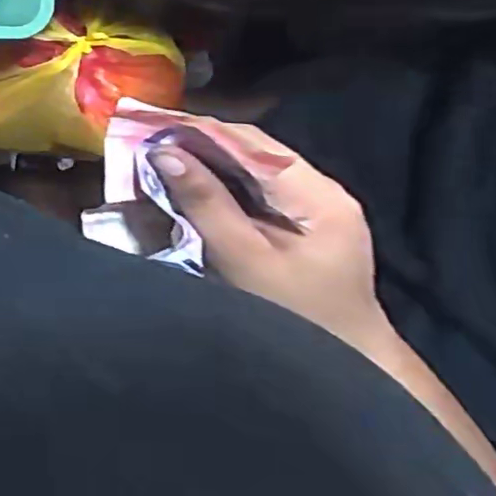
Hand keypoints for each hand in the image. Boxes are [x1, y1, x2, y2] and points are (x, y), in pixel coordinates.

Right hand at [149, 123, 396, 354]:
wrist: (348, 367)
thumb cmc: (296, 317)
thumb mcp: (244, 259)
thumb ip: (205, 204)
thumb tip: (163, 153)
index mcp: (318, 196)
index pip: (252, 144)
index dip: (200, 131)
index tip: (151, 128)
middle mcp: (319, 190)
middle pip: (252, 149)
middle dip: (198, 142)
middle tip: (147, 140)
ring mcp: (312, 204)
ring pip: (249, 164)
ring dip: (204, 158)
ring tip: (159, 156)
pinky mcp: (298, 220)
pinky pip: (251, 185)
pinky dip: (216, 178)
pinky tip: (187, 181)